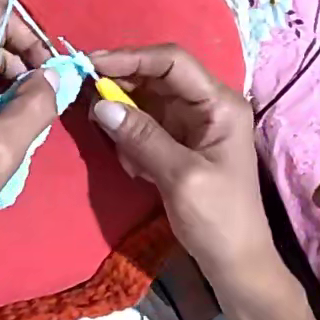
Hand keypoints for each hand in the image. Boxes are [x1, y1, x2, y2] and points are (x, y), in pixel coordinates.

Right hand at [88, 45, 277, 284]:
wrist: (234, 262)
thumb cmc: (218, 218)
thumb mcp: (180, 177)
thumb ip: (142, 137)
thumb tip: (101, 104)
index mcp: (219, 103)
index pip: (173, 62)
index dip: (132, 57)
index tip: (92, 63)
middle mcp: (206, 104)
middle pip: (156, 76)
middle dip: (121, 85)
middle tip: (86, 96)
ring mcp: (191, 122)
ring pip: (145, 100)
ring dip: (124, 117)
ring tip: (120, 148)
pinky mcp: (177, 140)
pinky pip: (144, 124)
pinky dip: (130, 138)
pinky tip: (134, 167)